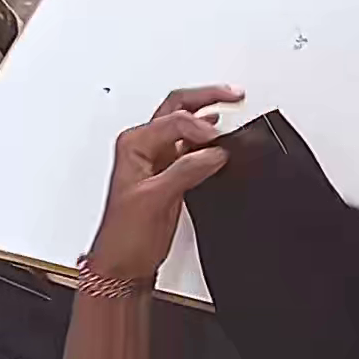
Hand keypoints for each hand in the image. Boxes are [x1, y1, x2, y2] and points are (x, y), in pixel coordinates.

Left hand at [85, 85, 242, 280]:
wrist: (123, 263)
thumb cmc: (125, 234)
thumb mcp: (155, 198)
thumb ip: (185, 170)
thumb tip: (215, 151)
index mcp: (135, 144)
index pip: (175, 120)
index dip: (202, 126)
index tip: (220, 141)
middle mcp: (145, 145)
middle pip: (179, 106)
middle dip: (207, 96)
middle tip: (235, 95)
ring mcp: (158, 157)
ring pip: (186, 121)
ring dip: (209, 110)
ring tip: (232, 104)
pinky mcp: (171, 172)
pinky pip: (193, 144)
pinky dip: (209, 135)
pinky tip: (222, 134)